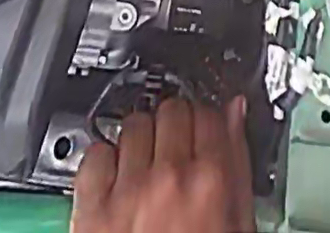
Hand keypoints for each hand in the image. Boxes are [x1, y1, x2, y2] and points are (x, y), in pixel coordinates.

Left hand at [71, 97, 254, 232]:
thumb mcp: (237, 229)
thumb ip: (238, 165)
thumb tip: (235, 113)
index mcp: (211, 184)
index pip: (211, 112)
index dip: (210, 121)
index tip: (205, 129)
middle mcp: (168, 179)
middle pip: (172, 110)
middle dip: (177, 126)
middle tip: (177, 149)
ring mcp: (127, 192)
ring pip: (135, 123)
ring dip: (143, 139)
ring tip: (147, 166)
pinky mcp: (91, 210)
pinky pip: (96, 153)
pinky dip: (106, 160)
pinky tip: (118, 180)